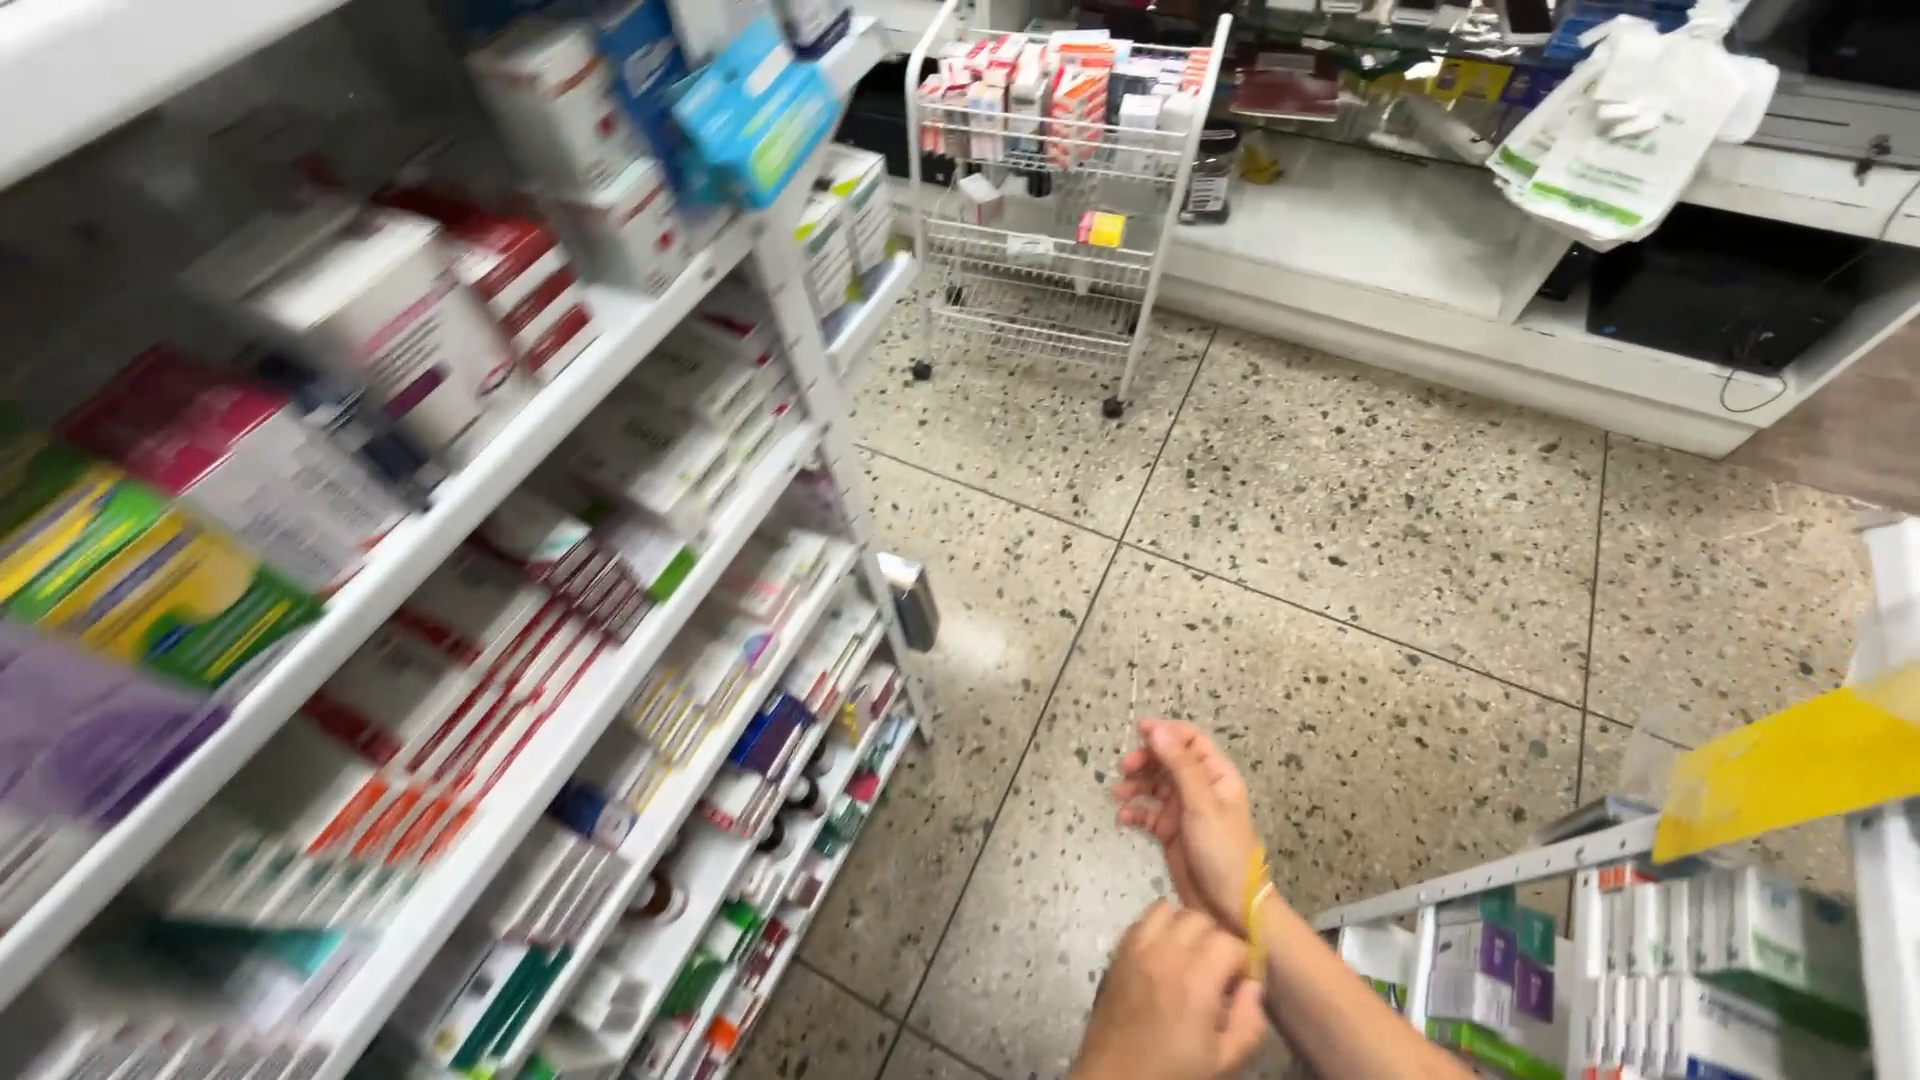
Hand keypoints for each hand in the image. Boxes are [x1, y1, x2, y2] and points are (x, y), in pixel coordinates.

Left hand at [1072, 901, 1268, 1079]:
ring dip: (1186, 926)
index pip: (1230, 942)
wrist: (1114, 1078)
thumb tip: (1253, 985)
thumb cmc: (1171, 1074)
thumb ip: (1249, 1021)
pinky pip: (1142, 918)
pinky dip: (1158, 925)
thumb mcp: (1224, 1061)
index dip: (1243, 960)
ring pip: (1170, 909)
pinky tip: (1165, 952)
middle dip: (1217, 940)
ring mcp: (1138, 947)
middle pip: (1201, 919)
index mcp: (1195, 979)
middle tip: (1219, 970)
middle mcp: (1166, 952)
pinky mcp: (1119, 950)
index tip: (1242, 981)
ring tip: (1192, 955)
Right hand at [1113, 717, 1264, 933]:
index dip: (1167, 732)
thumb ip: (1179, 765)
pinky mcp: (1170, 831)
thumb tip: (1156, 729)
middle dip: (1146, 760)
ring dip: (1135, 785)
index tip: (1139, 730)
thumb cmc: (1223, 850)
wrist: (1230, 907)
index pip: (1191, 741)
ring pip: (1154, 785)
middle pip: (1168, 760)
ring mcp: (1184, 810)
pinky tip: (1124, 818)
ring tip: (1119, 794)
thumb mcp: (1201, 805)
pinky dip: (1134, 812)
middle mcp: (1200, 788)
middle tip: (1125, 768)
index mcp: (1216, 776)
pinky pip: (1148, 813)